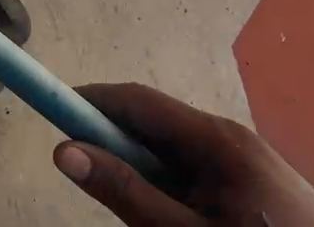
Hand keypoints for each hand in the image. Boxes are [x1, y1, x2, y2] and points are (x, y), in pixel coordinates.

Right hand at [54, 84, 313, 226]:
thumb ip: (126, 192)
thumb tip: (62, 149)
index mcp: (216, 138)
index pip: (134, 100)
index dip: (88, 102)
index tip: (51, 117)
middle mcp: (232, 136)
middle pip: (152, 125)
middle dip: (116, 146)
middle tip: (96, 185)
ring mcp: (250, 161)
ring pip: (174, 153)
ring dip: (145, 173)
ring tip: (145, 217)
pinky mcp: (261, 186)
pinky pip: (199, 173)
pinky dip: (174, 189)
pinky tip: (178, 222)